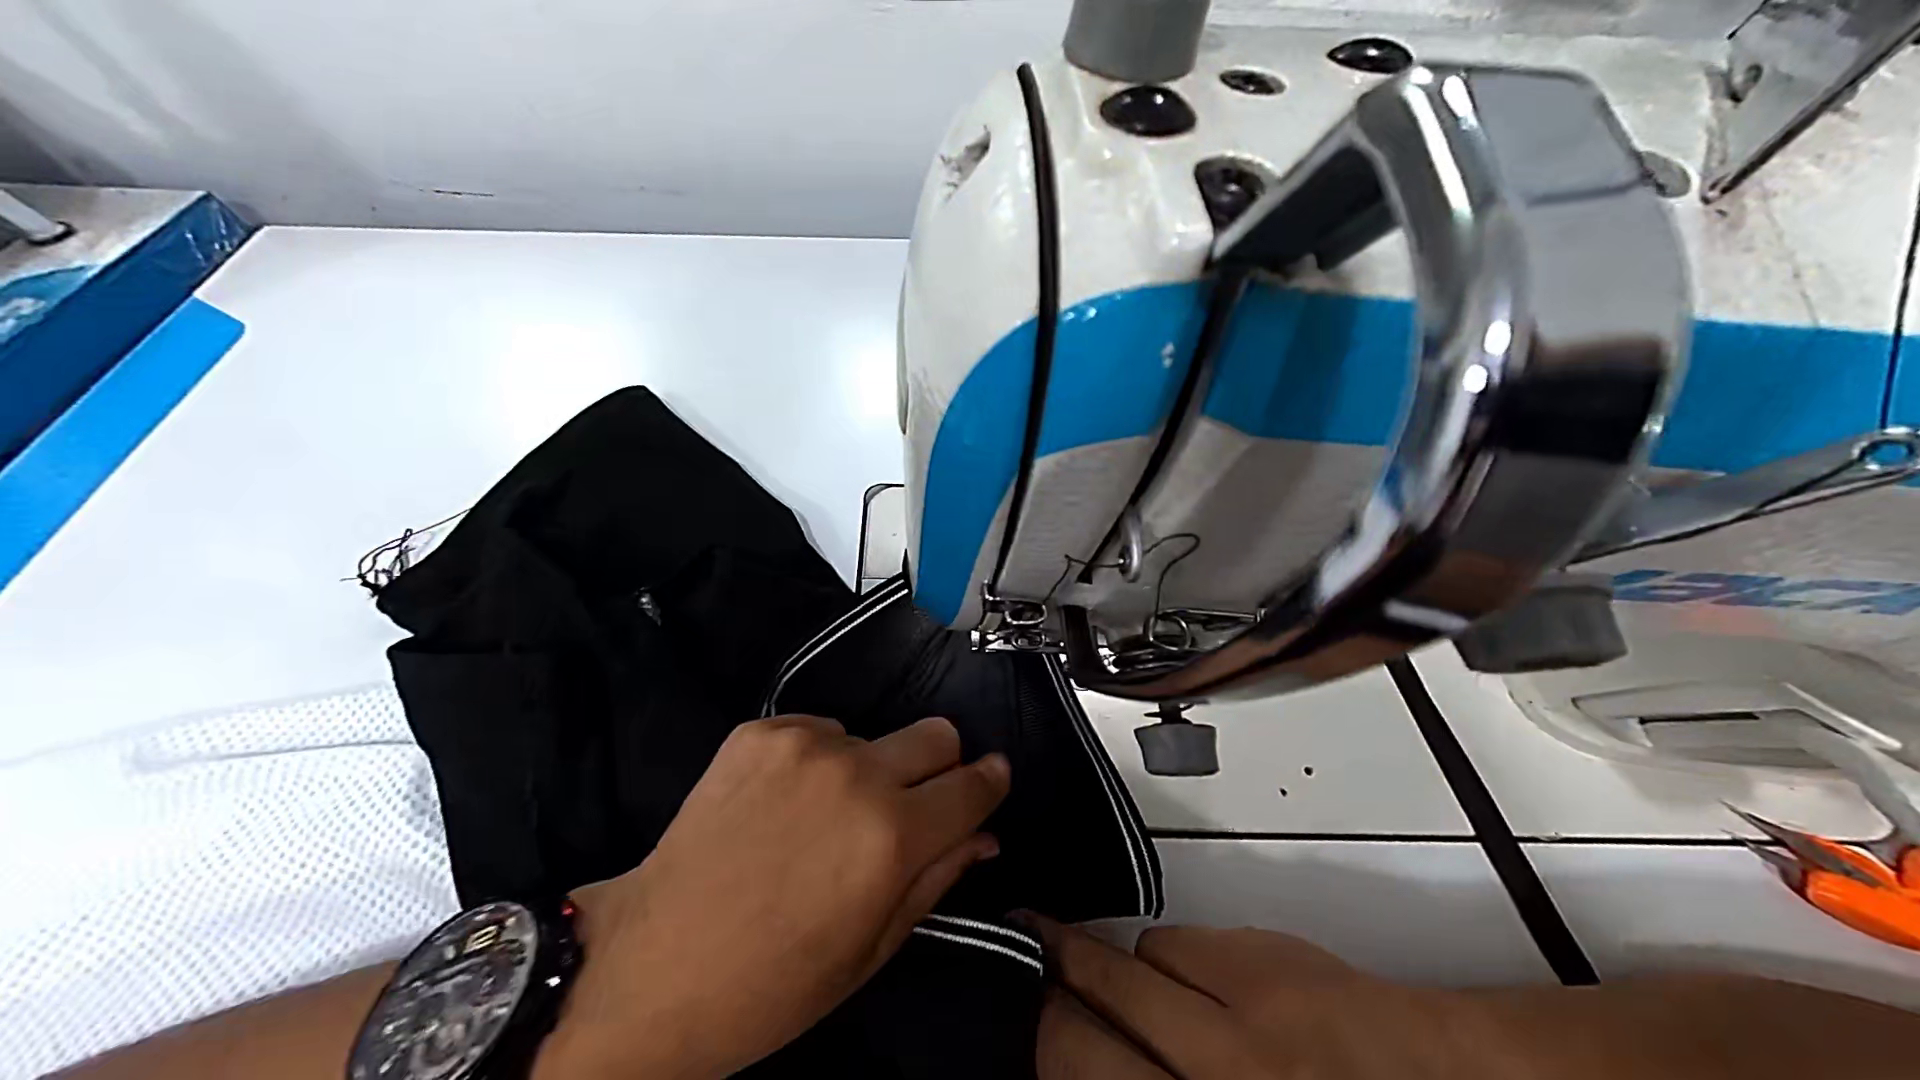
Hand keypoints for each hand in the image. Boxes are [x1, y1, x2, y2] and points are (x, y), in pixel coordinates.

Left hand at [539, 715, 1010, 1078]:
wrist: (650, 965)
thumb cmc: (773, 982)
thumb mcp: (873, 947)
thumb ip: (938, 877)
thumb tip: (984, 833)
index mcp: (893, 836)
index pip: (974, 784)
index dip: (990, 782)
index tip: (991, 781)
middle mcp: (857, 774)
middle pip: (938, 734)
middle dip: (939, 766)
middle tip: (911, 804)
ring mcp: (804, 745)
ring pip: (873, 735)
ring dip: (868, 769)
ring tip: (826, 816)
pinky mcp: (759, 731)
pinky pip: (818, 731)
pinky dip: (816, 761)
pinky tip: (783, 803)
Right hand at [1031, 917, 1495, 1079]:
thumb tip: (1105, 1054)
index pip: (1078, 1075)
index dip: (1037, 1043)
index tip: (1021, 1023)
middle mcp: (1209, 1078)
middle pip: (1079, 1030)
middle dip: (1046, 995)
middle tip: (1028, 963)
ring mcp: (1236, 1020)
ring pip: (1128, 964)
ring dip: (1119, 968)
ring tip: (1120, 969)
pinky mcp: (1264, 962)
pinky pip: (1181, 939)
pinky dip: (1174, 953)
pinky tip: (1196, 974)